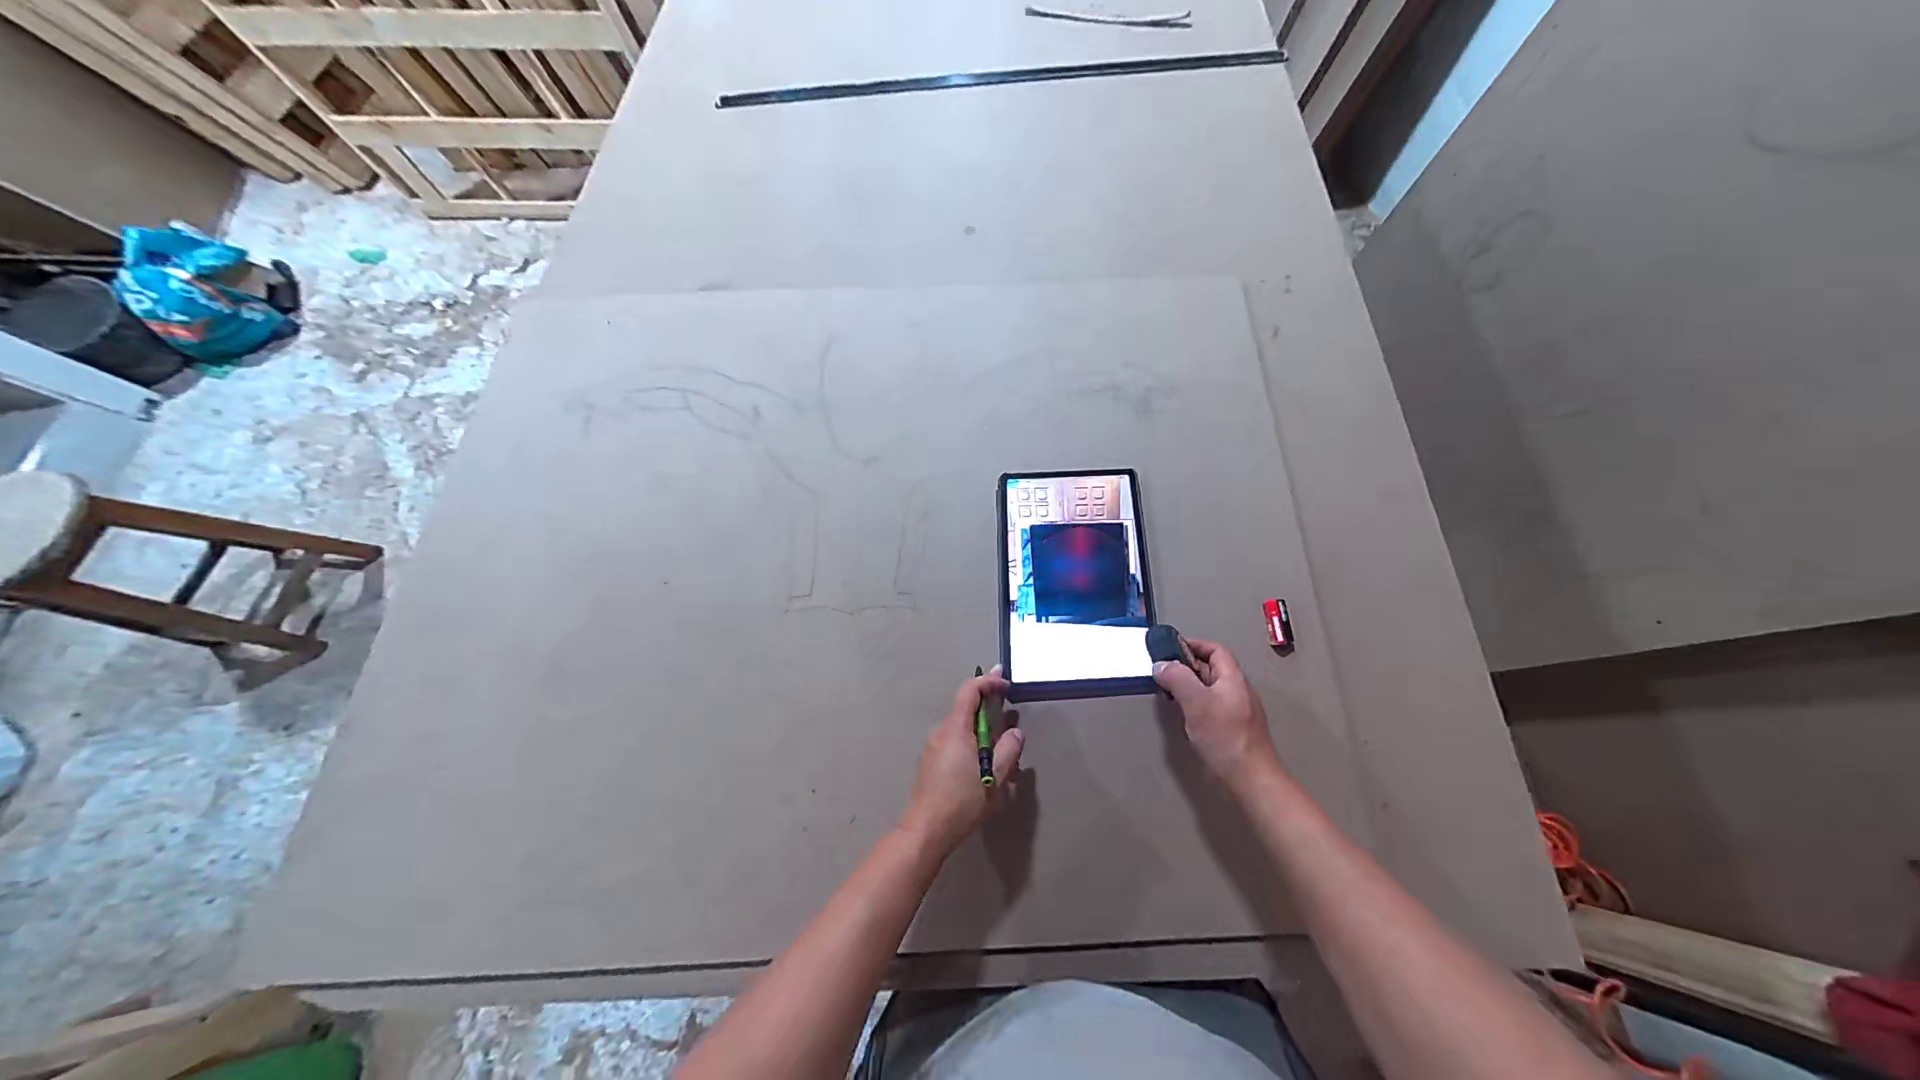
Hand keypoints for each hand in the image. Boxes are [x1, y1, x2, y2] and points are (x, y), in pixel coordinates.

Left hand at [898, 668, 1024, 856]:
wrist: (927, 830)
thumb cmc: (962, 801)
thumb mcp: (995, 776)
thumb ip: (1008, 750)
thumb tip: (1015, 732)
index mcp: (955, 729)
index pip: (970, 691)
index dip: (988, 681)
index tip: (1005, 683)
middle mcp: (941, 732)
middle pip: (968, 712)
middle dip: (992, 719)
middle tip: (1011, 738)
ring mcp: (933, 748)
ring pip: (963, 731)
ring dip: (984, 739)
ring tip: (1002, 766)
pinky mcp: (931, 763)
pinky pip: (955, 745)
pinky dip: (972, 750)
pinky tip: (984, 774)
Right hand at [1153, 638, 1281, 789]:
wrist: (1250, 778)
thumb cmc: (1226, 738)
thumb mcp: (1196, 702)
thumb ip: (1177, 678)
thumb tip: (1162, 665)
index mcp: (1233, 679)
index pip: (1216, 650)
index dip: (1194, 644)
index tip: (1171, 648)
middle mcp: (1238, 691)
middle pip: (1212, 668)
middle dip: (1188, 666)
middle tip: (1165, 671)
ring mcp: (1238, 711)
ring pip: (1211, 688)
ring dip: (1190, 686)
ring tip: (1170, 692)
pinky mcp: (1234, 729)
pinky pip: (1212, 706)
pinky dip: (1195, 703)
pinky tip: (1185, 715)